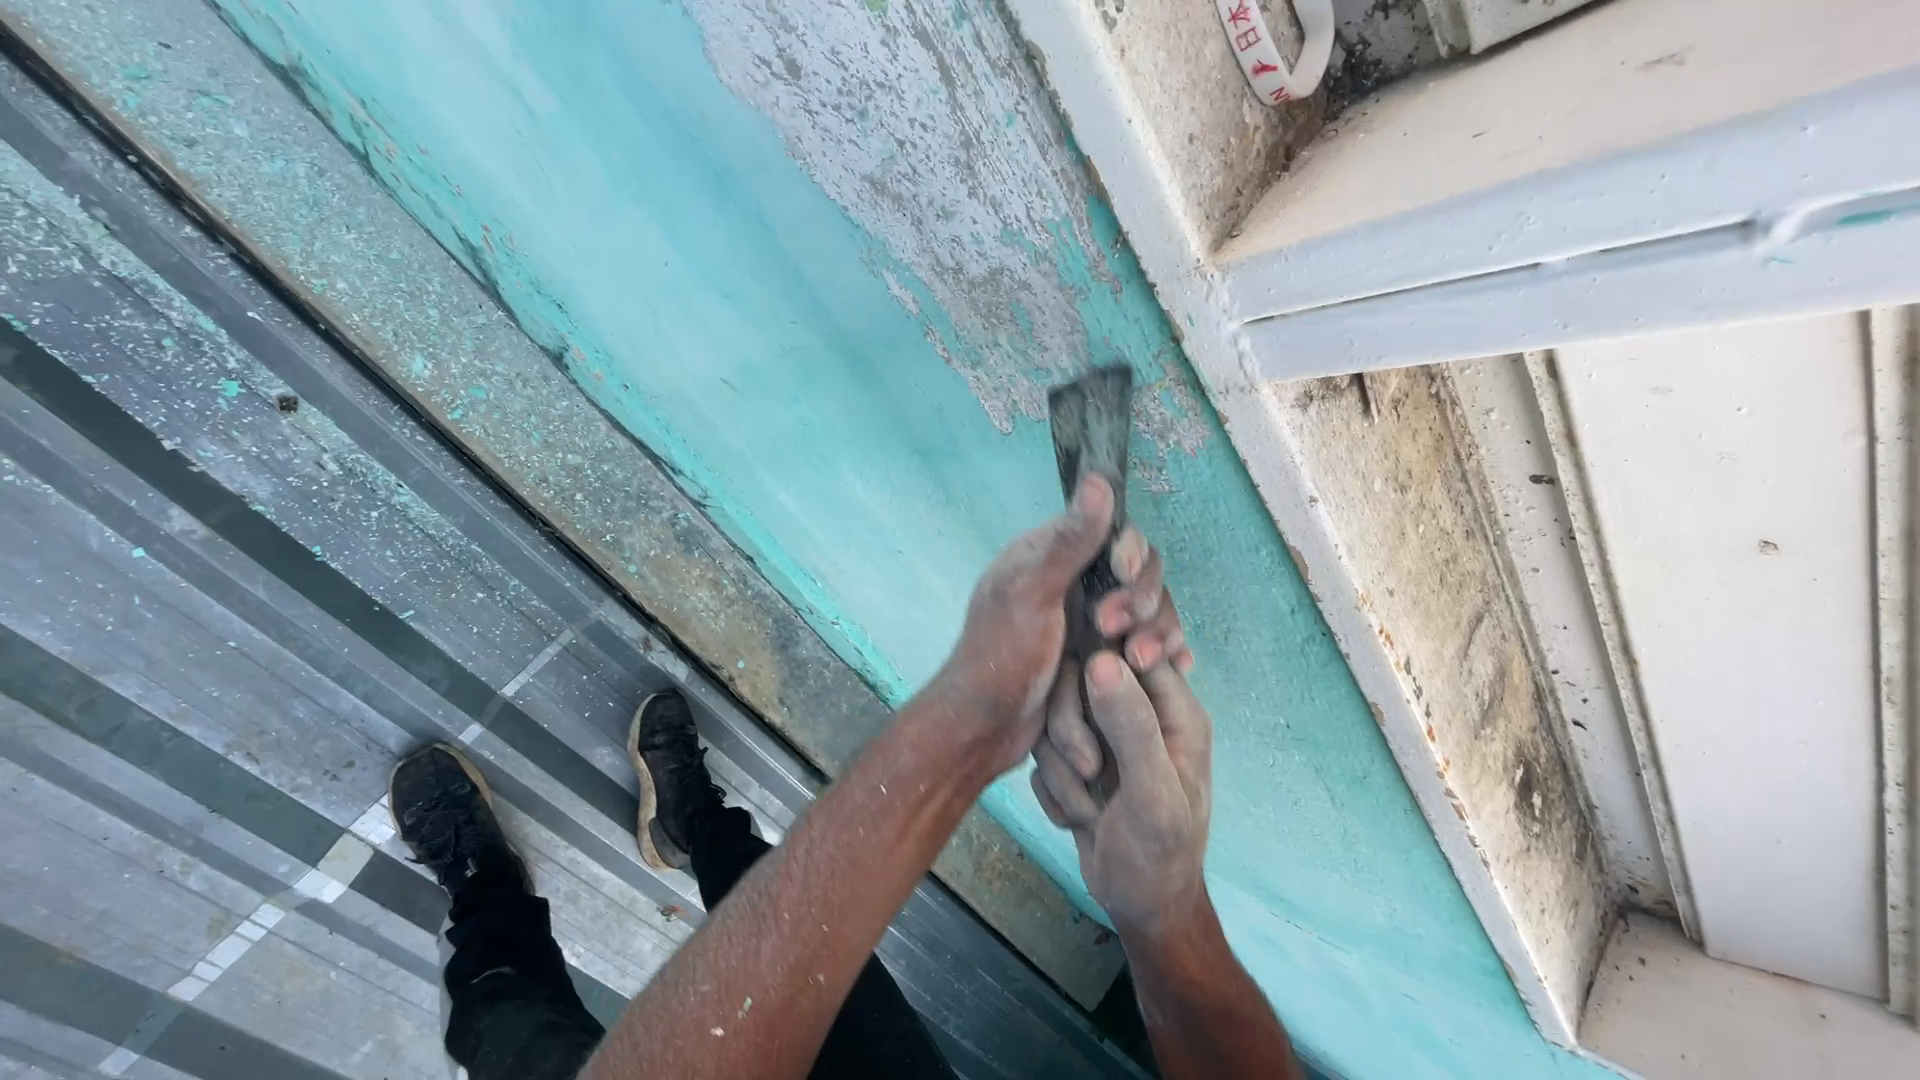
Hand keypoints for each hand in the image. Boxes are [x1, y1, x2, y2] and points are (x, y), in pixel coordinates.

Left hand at [928, 475, 1182, 776]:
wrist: (986, 730)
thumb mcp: (1031, 593)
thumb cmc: (1001, 656)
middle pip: (1138, 573)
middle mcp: (1074, 581)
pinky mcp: (1104, 655)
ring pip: (1148, 610)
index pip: (1112, 533)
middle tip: (1119, 634)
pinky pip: (1147, 642)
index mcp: (1050, 555)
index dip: (1128, 553)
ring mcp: (1090, 620)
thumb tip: (1099, 478)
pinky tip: (1178, 668)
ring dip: (1156, 629)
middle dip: (1141, 600)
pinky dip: (1164, 651)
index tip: (1122, 576)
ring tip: (1140, 661)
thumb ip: (1068, 541)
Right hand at [1030, 642, 1211, 934]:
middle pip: (1077, 681)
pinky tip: (1080, 818)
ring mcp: (1102, 738)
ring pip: (1052, 719)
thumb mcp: (1152, 793)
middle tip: (1089, 771)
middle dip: (1071, 732)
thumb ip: (1131, 726)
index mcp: (1171, 710)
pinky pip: (1042, 754)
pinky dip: (1055, 790)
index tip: (1080, 677)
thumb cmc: (1160, 853)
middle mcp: (1136, 714)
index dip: (1101, 655)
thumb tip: (1102, 660)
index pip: (1130, 649)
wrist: (1140, 908)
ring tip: (1090, 807)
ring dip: (1063, 771)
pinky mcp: (1075, 762)